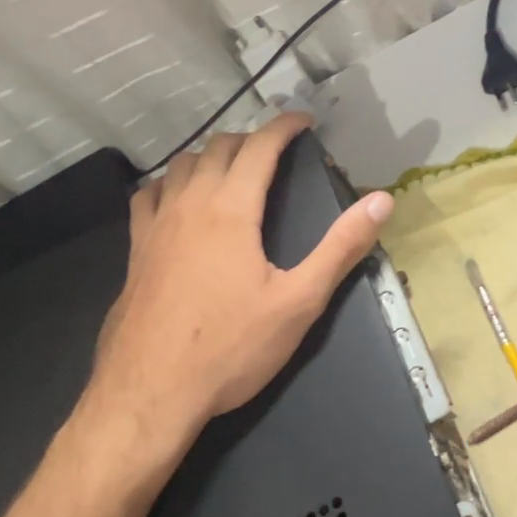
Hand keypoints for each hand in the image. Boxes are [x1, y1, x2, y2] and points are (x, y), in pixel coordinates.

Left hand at [79, 113, 392, 462]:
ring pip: (181, 166)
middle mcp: (189, 204)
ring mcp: (155, 227)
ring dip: (211, 156)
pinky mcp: (135, 251)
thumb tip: (381, 201)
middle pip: (218, 148)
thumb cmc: (230, 349)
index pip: (259, 146)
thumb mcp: (299, 301)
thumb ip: (341, 247)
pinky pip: (149, 196)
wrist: (148, 396)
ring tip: (233, 168)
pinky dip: (171, 184)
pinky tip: (178, 201)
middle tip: (278, 151)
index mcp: (231, 209)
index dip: (284, 126)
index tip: (305, 120)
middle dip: (251, 138)